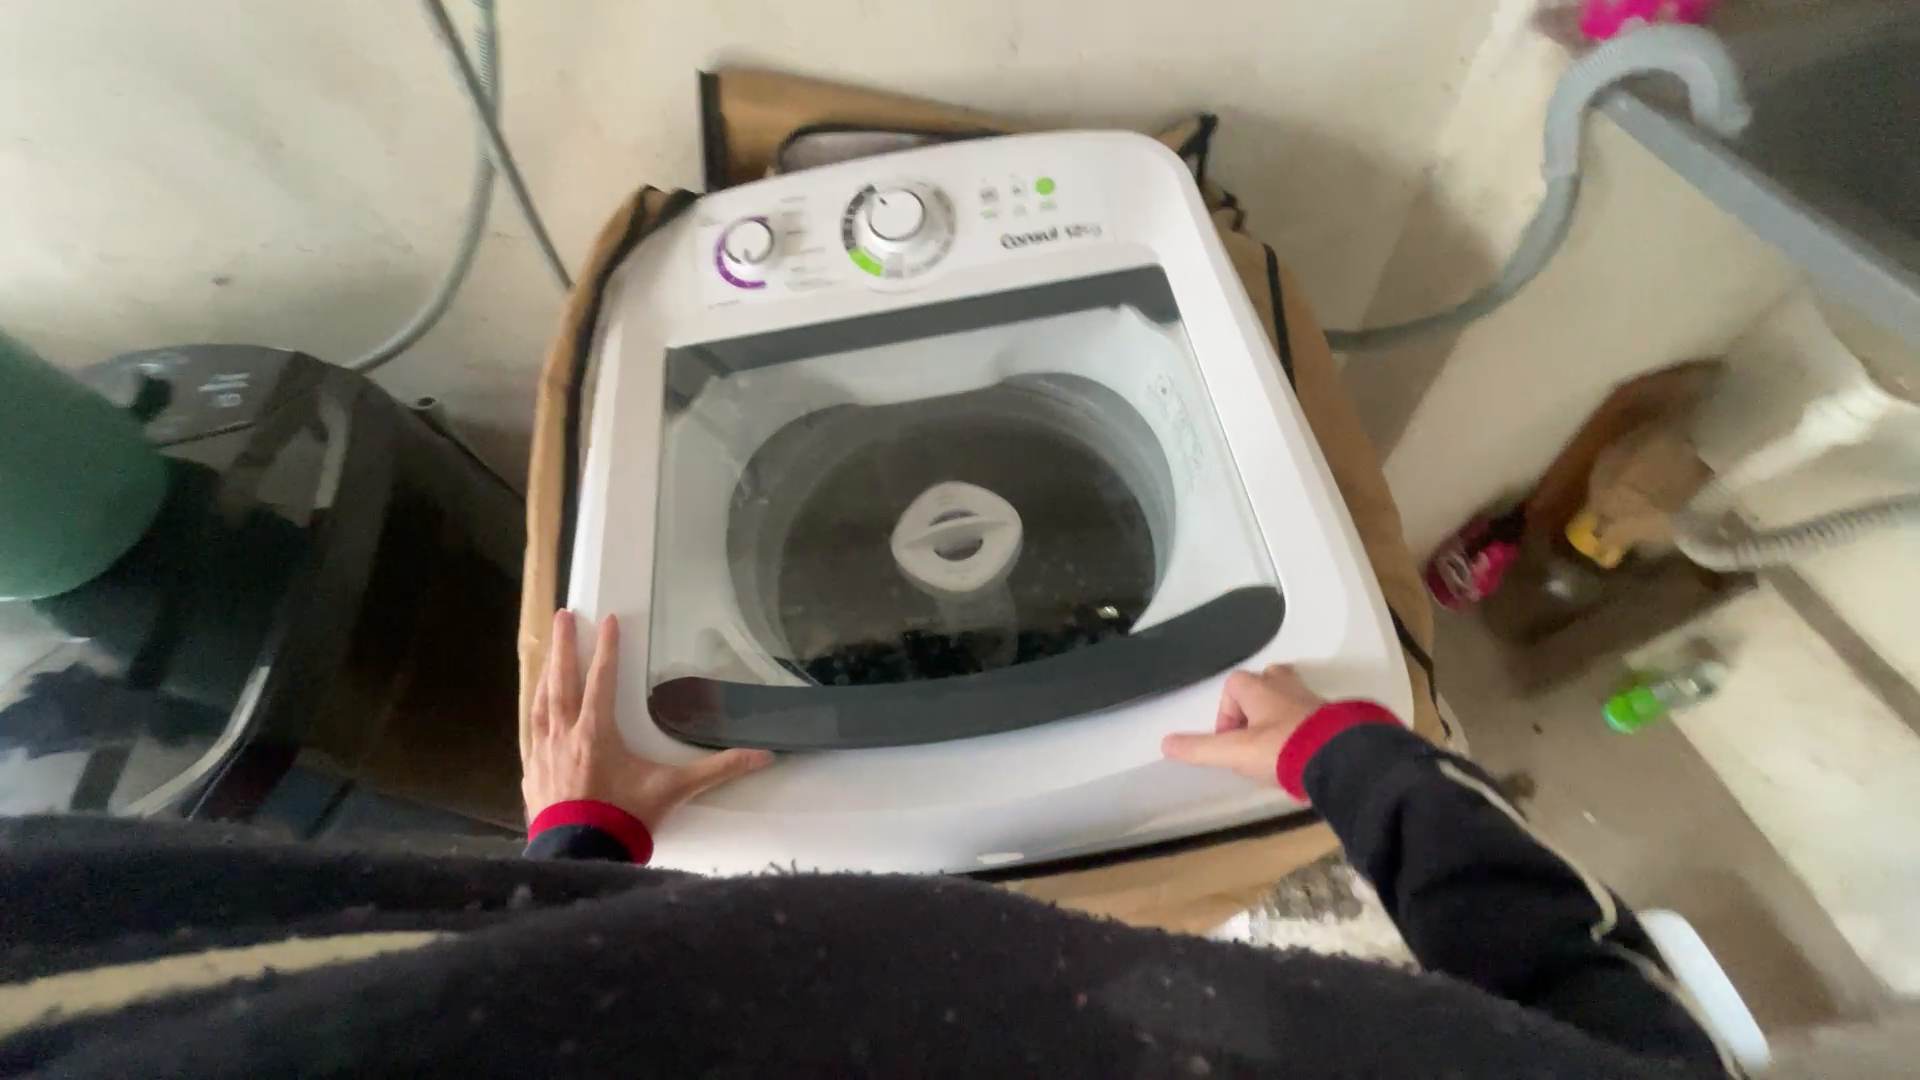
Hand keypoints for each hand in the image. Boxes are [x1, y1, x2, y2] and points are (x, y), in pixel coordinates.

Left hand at [523, 609, 773, 829]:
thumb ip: (717, 769)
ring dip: (546, 671)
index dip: (609, 648)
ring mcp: (542, 753)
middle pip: (562, 681)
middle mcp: (565, 735)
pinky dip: (532, 708)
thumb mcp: (675, 790)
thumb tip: (762, 756)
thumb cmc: (626, 819)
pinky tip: (533, 702)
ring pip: (540, 702)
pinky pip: (529, 729)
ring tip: (548, 649)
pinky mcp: (531, 771)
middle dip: (566, 646)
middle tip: (565, 614)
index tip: (610, 619)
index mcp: (597, 733)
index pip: (603, 679)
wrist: (578, 858)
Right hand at [1160, 664, 1325, 782]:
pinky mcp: (1337, 719)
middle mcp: (1286, 687)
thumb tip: (1165, 744)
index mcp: (1259, 688)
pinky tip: (1303, 754)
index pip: (1234, 684)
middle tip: (1253, 733)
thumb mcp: (1234, 752)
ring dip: (1282, 716)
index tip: (1229, 741)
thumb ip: (1199, 749)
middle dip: (1257, 702)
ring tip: (1278, 746)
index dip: (1226, 711)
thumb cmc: (1281, 748)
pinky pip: (1315, 717)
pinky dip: (1306, 730)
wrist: (1340, 759)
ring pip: (1292, 697)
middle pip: (1268, 680)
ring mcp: (1314, 701)